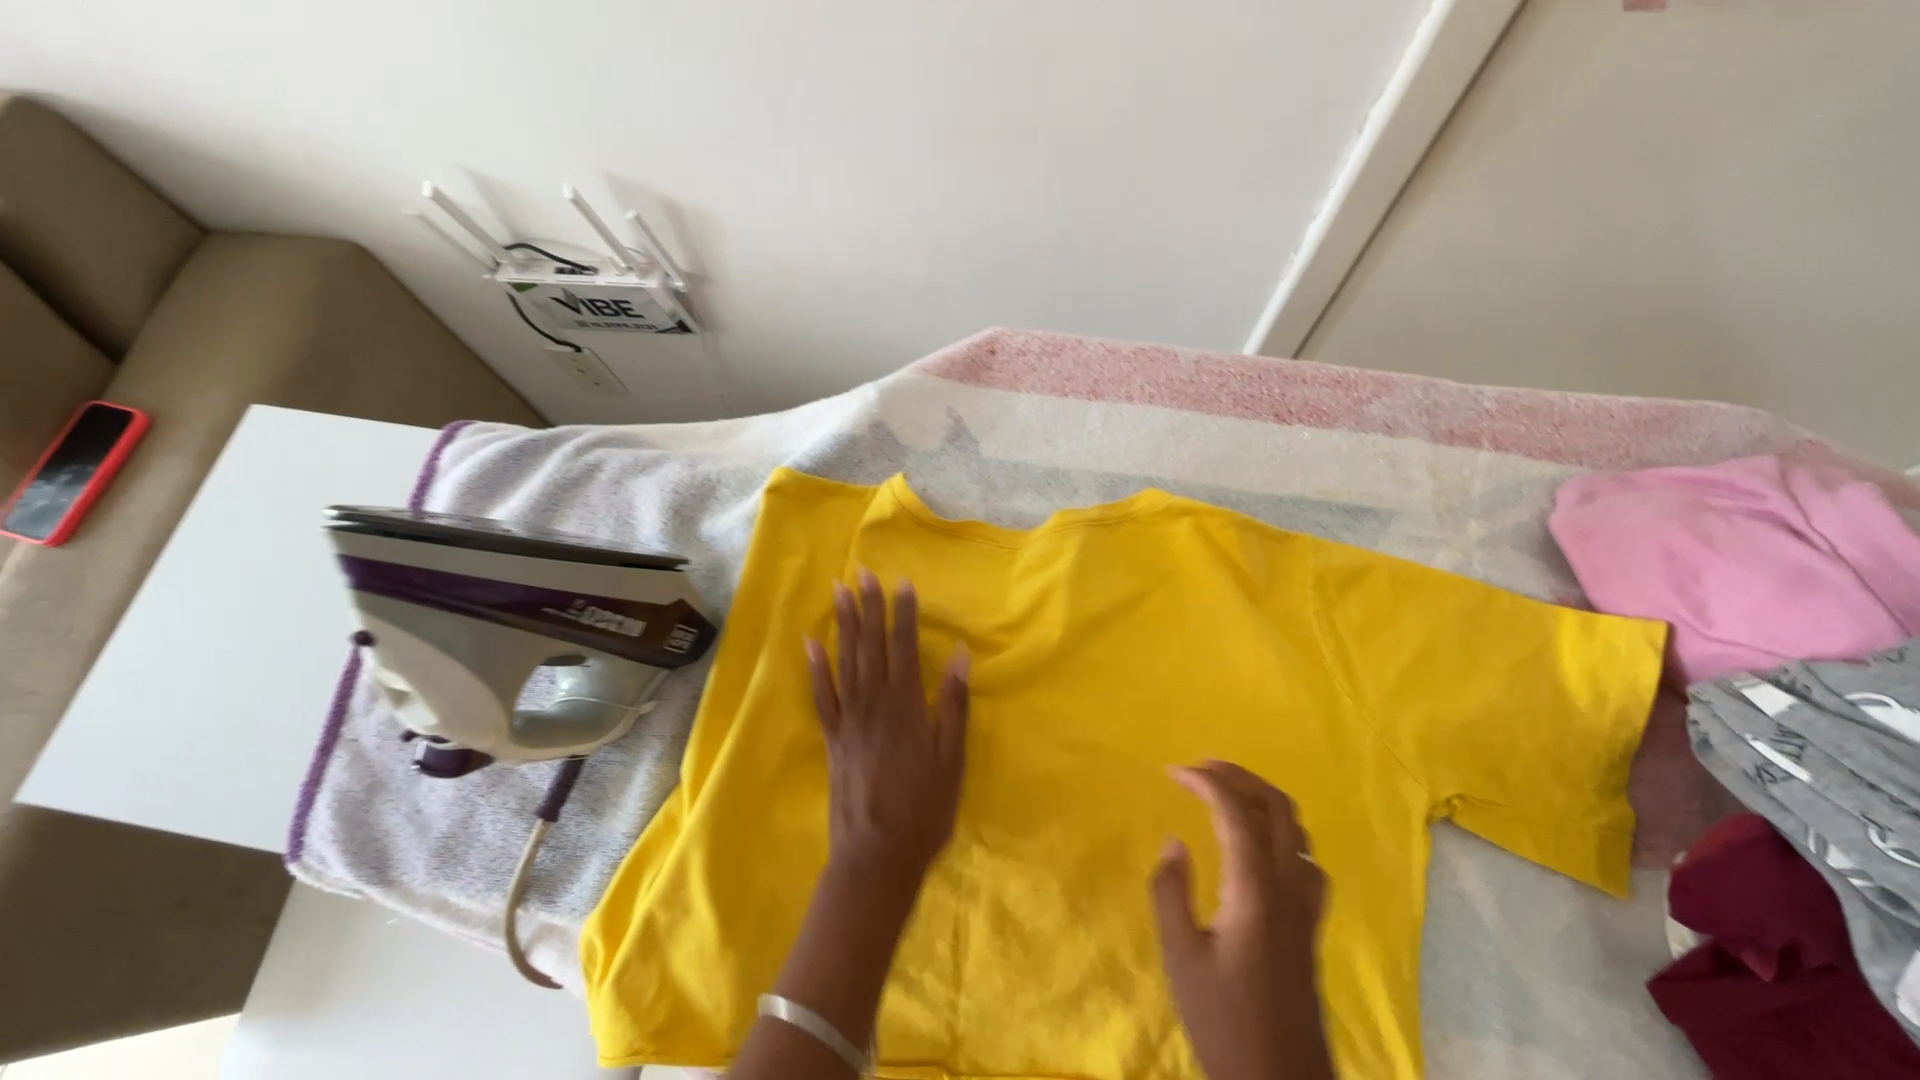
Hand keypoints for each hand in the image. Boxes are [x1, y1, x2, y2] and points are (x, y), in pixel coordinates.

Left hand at [806, 571, 969, 891]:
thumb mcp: (952, 760)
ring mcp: (848, 721)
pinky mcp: (833, 739)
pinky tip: (811, 644)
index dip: (903, 614)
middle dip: (869, 607)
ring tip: (839, 592)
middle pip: (871, 646)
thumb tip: (959, 656)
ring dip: (843, 625)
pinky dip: (816, 667)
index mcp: (906, 707)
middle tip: (863, 573)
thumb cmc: (925, 811)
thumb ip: (953, 706)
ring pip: (845, 661)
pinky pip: (822, 695)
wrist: (876, 856)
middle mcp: (873, 705)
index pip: (904, 648)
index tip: (902, 582)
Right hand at [1152, 762, 1332, 1079]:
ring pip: (1297, 831)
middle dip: (1241, 777)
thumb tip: (1174, 842)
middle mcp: (1290, 888)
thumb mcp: (1180, 956)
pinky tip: (1261, 848)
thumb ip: (1171, 892)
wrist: (1279, 1077)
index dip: (1207, 782)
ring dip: (1262, 800)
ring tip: (1225, 797)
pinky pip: (1305, 858)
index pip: (1237, 814)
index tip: (1173, 771)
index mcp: (1255, 890)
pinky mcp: (1310, 926)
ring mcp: (1307, 907)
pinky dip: (1281, 833)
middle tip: (1201, 768)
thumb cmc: (1223, 1019)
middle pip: (1279, 809)